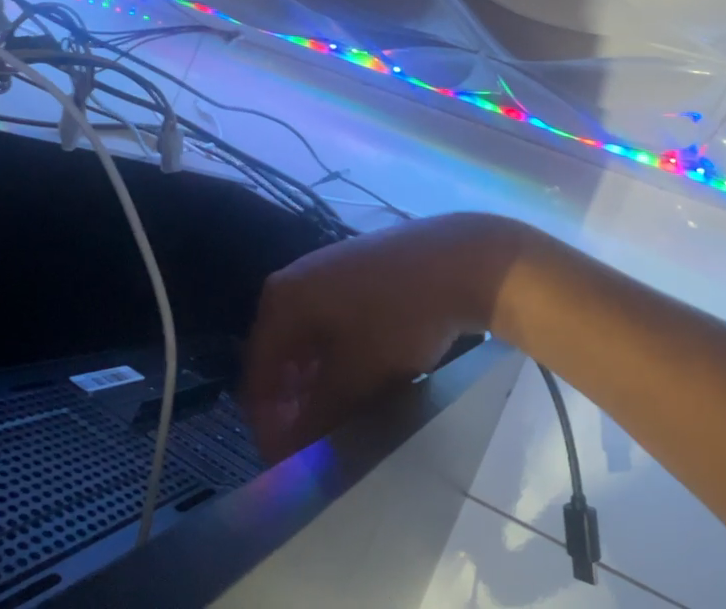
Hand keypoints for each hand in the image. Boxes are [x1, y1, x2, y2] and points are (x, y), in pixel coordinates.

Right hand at [241, 212, 533, 460]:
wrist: (466, 261)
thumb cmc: (400, 319)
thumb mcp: (355, 379)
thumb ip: (316, 420)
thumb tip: (289, 454)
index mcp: (283, 299)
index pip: (258, 375)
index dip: (269, 425)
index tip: (288, 464)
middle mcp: (299, 276)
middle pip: (284, 353)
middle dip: (297, 402)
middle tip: (316, 443)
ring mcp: (334, 266)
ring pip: (315, 337)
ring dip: (323, 380)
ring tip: (346, 416)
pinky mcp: (368, 266)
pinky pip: (342, 319)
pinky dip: (346, 353)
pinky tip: (372, 376)